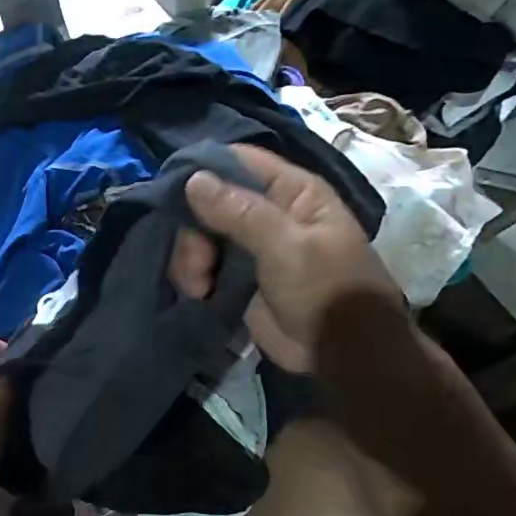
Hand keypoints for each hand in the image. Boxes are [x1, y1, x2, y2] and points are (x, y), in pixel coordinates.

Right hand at [169, 144, 400, 371]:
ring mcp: (250, 246)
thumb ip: (240, 211)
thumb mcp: (288, 246)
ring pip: (201, 235)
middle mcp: (267, 212)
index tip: (175, 193)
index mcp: (290, 192)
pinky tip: (200, 294)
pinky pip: (203, 265)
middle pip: (210, 201)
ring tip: (199, 287)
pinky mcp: (237, 279)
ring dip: (191, 259)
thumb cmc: (326, 289)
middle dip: (194, 231)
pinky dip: (194, 277)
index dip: (204, 170)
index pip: (238, 161)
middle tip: (199, 263)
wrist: (340, 355)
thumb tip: (193, 179)